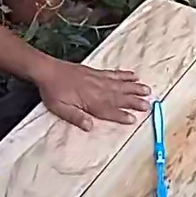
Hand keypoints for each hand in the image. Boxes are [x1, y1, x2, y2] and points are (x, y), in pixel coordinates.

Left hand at [36, 59, 150, 130]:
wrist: (46, 70)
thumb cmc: (53, 92)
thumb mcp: (60, 109)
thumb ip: (76, 117)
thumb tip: (90, 126)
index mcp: (90, 101)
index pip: (109, 110)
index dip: (121, 115)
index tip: (134, 119)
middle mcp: (98, 90)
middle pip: (119, 97)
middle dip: (134, 101)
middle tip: (149, 105)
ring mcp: (99, 79)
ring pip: (120, 85)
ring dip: (134, 88)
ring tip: (147, 90)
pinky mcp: (96, 72)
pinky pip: (114, 74)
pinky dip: (125, 75)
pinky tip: (134, 76)